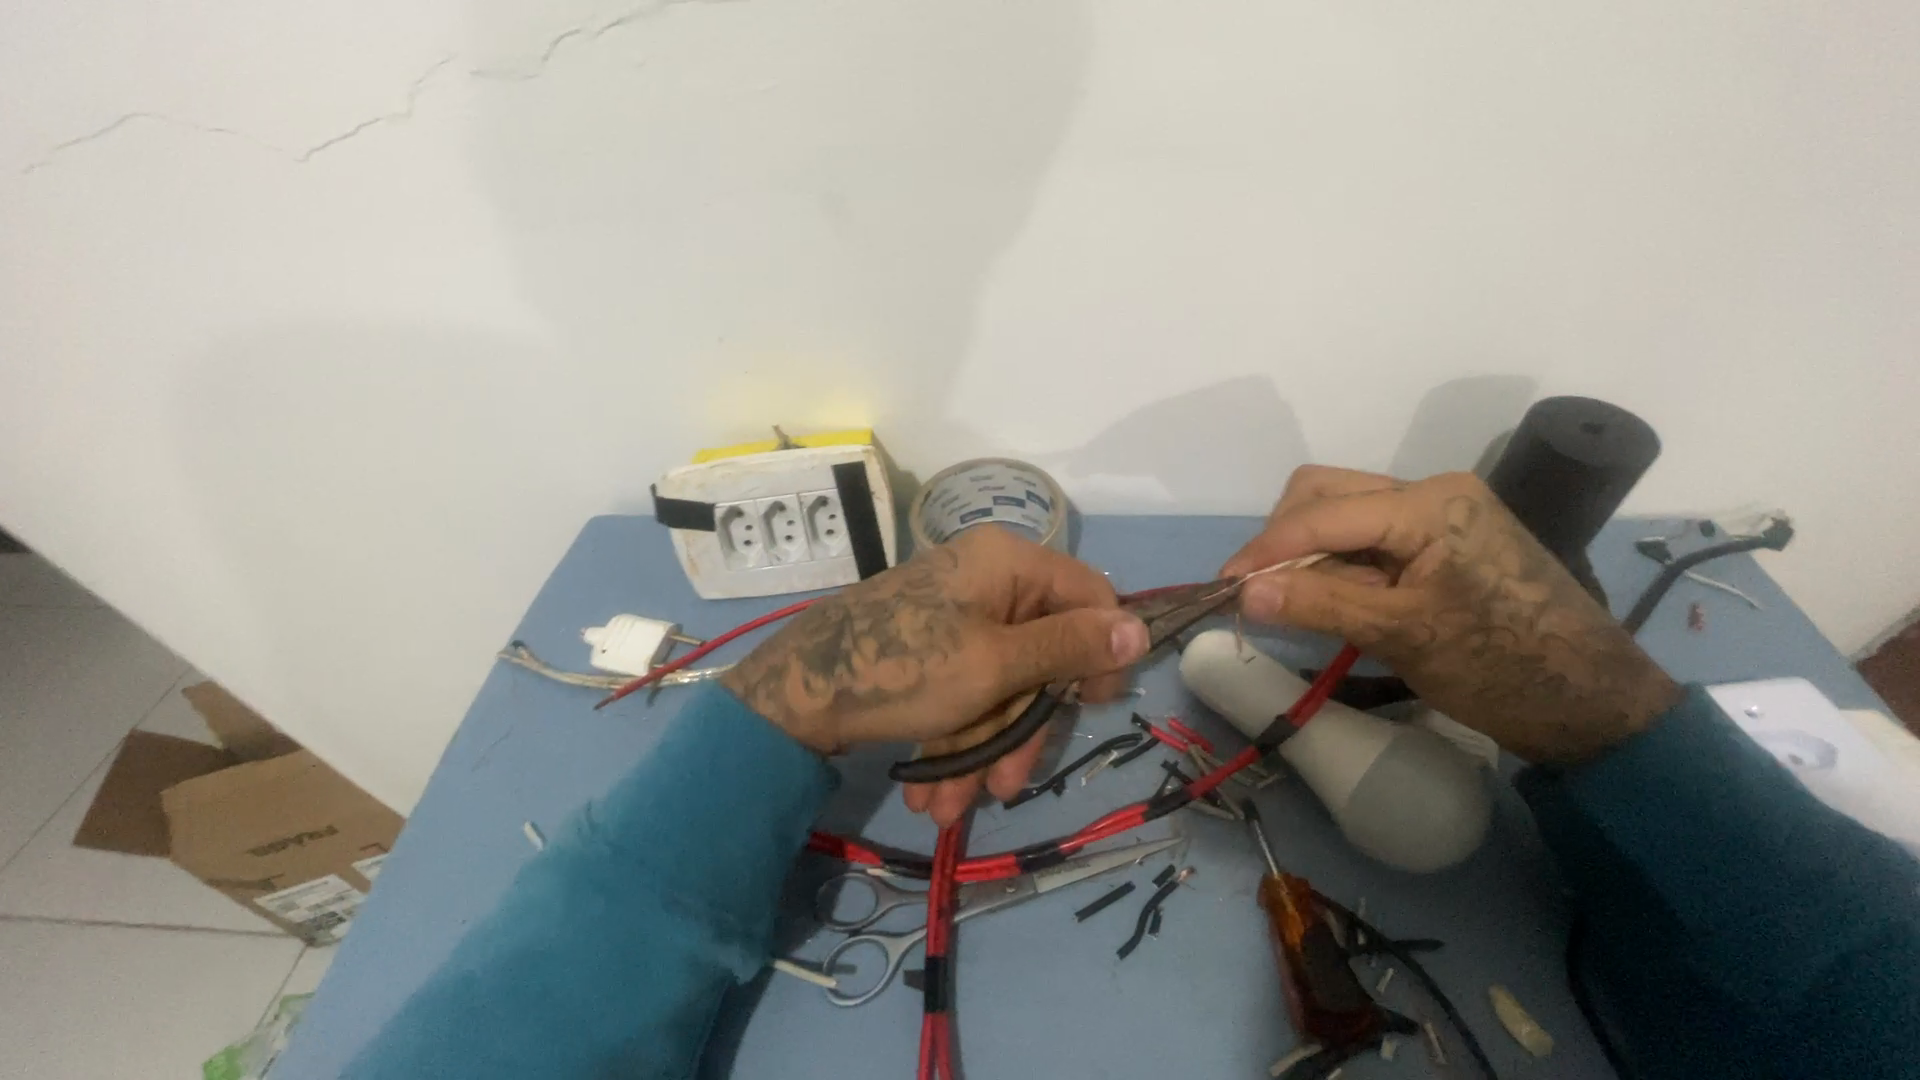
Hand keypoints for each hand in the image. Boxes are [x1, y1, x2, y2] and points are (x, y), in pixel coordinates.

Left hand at [720, 527, 1150, 824]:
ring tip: (948, 807)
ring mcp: (954, 613)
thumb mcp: (996, 666)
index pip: (1087, 595)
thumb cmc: (904, 668)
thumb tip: (1141, 628)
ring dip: (981, 751)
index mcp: (1008, 564)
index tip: (1095, 704)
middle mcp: (985, 579)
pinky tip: (931, 791)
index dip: (1099, 651)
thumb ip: (1070, 648)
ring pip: (998, 684)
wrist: (795, 691)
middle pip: (1038, 655)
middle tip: (1006, 787)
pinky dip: (954, 738)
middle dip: (1018, 732)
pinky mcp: (928, 645)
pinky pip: (963, 688)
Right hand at [1222, 467, 1681, 762]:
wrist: (1592, 704)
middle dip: (1284, 539)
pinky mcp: (1439, 538)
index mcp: (1430, 503)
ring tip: (1303, 602)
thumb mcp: (1402, 636)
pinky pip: (1366, 535)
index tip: (1222, 586)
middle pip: (1324, 493)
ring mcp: (1438, 513)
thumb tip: (1241, 592)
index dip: (1265, 549)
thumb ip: (1320, 604)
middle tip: (1262, 591)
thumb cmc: (1502, 667)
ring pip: (1341, 511)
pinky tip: (1335, 597)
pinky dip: (1337, 562)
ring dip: (1308, 552)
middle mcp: (1431, 492)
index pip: (1322, 513)